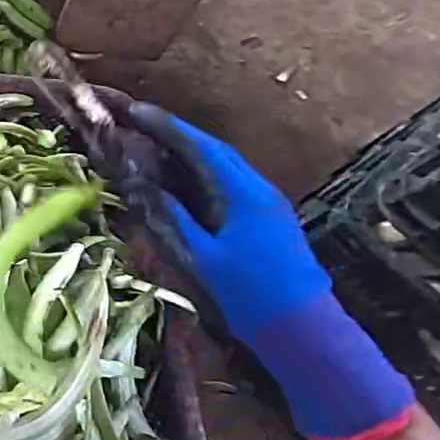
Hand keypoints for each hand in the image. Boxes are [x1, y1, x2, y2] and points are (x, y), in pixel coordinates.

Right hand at [127, 104, 329, 335]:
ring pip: (220, 165)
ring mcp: (264, 202)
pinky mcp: (263, 217)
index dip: (167, 127)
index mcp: (246, 194)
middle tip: (137, 119)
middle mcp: (258, 189)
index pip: (202, 148)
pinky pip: (226, 183)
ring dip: (186, 151)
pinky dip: (197, 173)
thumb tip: (142, 188)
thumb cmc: (251, 295)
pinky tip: (178, 176)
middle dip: (174, 133)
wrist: (302, 329)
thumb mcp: (203, 258)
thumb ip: (174, 219)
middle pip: (212, 150)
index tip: (136, 111)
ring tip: (150, 142)